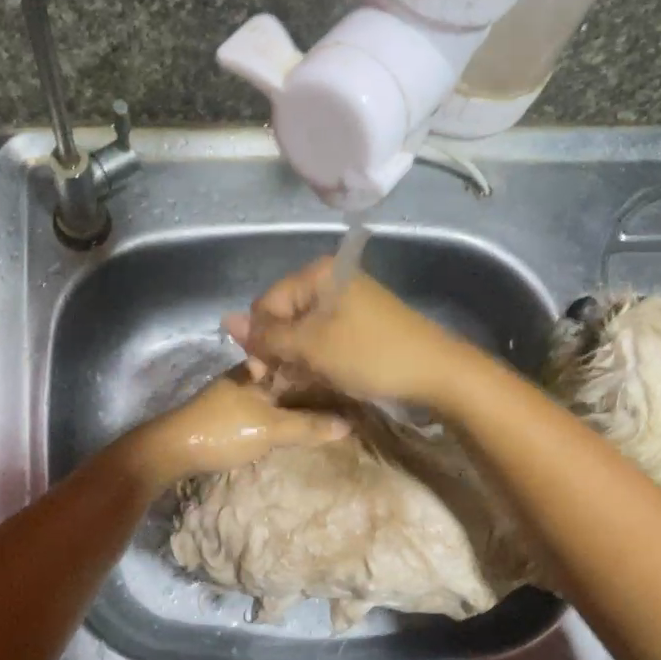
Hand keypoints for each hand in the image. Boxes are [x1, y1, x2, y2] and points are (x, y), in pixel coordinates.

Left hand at [123, 367, 350, 487]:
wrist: (172, 450)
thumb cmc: (223, 431)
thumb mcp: (270, 429)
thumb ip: (308, 426)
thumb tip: (349, 425)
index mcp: (258, 367)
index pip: (298, 360)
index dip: (323, 370)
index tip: (349, 382)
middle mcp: (248, 374)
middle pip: (289, 378)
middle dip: (314, 389)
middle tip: (347, 403)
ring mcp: (237, 394)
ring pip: (277, 395)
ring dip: (299, 404)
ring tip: (329, 416)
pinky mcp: (230, 414)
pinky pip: (266, 409)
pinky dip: (284, 416)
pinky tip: (297, 427)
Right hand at [221, 256, 473, 404]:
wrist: (436, 373)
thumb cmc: (369, 355)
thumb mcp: (311, 347)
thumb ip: (266, 336)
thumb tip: (224, 320)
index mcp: (318, 274)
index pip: (265, 305)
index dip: (259, 341)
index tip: (264, 375)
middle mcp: (331, 281)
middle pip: (284, 318)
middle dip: (279, 352)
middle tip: (283, 384)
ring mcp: (348, 305)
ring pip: (304, 334)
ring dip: (297, 361)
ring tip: (304, 385)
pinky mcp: (361, 327)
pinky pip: (325, 341)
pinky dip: (318, 362)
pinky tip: (322, 381)